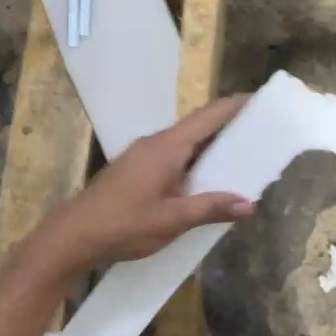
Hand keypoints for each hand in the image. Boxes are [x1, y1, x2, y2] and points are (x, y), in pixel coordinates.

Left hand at [17, 95, 255, 277]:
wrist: (74, 235)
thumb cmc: (123, 225)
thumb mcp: (172, 220)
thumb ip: (210, 209)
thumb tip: (249, 204)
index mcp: (167, 148)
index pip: (208, 117)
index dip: (235, 106)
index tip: (262, 99)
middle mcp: (154, 144)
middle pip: (198, 127)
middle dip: (228, 127)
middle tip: (261, 133)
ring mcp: (141, 156)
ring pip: (184, 144)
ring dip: (210, 147)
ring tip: (240, 157)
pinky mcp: (134, 171)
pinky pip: (171, 157)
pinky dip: (193, 162)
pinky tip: (204, 181)